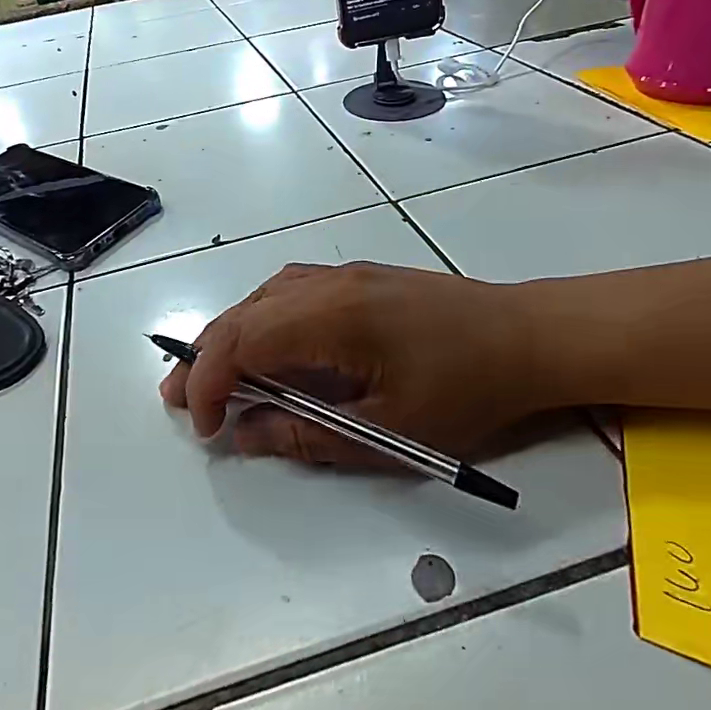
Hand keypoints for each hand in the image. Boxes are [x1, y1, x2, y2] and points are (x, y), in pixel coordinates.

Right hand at [159, 263, 552, 468]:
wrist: (531, 335)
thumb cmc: (468, 389)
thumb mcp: (391, 432)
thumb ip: (307, 435)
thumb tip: (244, 434)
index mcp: (332, 318)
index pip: (242, 343)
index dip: (208, 384)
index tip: (204, 425)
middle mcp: (325, 284)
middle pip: (239, 317)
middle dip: (202, 361)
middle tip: (179, 400)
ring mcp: (338, 274)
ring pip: (256, 301)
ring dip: (225, 339)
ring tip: (209, 376)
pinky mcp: (352, 276)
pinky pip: (282, 293)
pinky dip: (255, 322)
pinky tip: (260, 346)